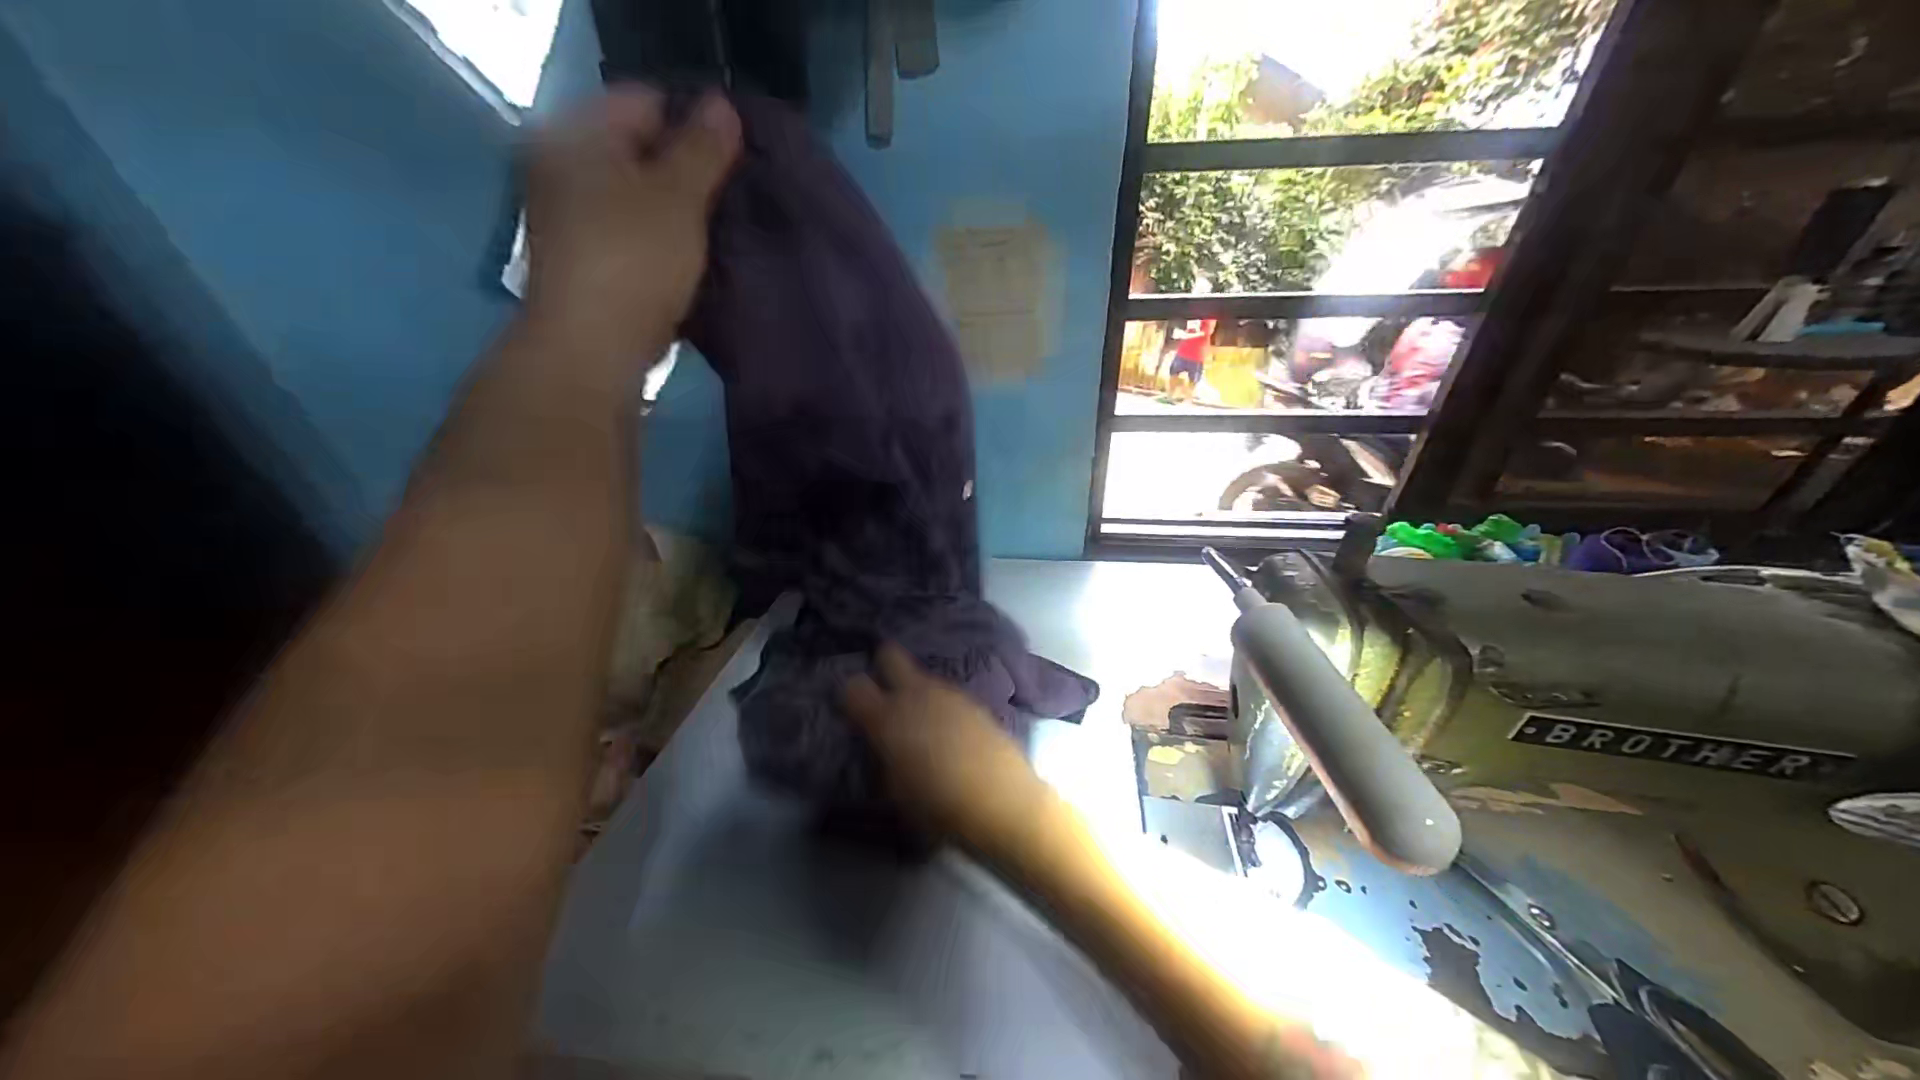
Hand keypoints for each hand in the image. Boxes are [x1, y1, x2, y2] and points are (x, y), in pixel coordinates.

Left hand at [524, 87, 739, 353]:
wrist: (593, 348)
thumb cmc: (635, 260)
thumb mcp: (679, 197)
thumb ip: (704, 149)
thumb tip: (723, 105)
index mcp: (577, 134)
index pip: (645, 102)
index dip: (695, 124)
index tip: (736, 159)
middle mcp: (562, 167)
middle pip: (638, 152)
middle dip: (688, 173)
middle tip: (732, 198)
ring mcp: (569, 218)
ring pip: (637, 198)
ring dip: (677, 213)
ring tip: (719, 231)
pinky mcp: (583, 262)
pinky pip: (631, 235)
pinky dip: (661, 242)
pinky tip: (693, 261)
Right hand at [840, 644, 1053, 847]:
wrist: (1002, 800)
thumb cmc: (938, 805)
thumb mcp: (895, 791)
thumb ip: (883, 758)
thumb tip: (883, 746)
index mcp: (887, 718)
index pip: (853, 687)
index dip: (850, 696)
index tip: (854, 712)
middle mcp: (916, 695)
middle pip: (890, 656)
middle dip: (884, 667)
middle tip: (885, 693)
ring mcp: (949, 694)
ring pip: (922, 677)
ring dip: (917, 692)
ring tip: (923, 724)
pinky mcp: (974, 702)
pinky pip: (947, 696)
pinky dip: (942, 707)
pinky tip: (951, 733)